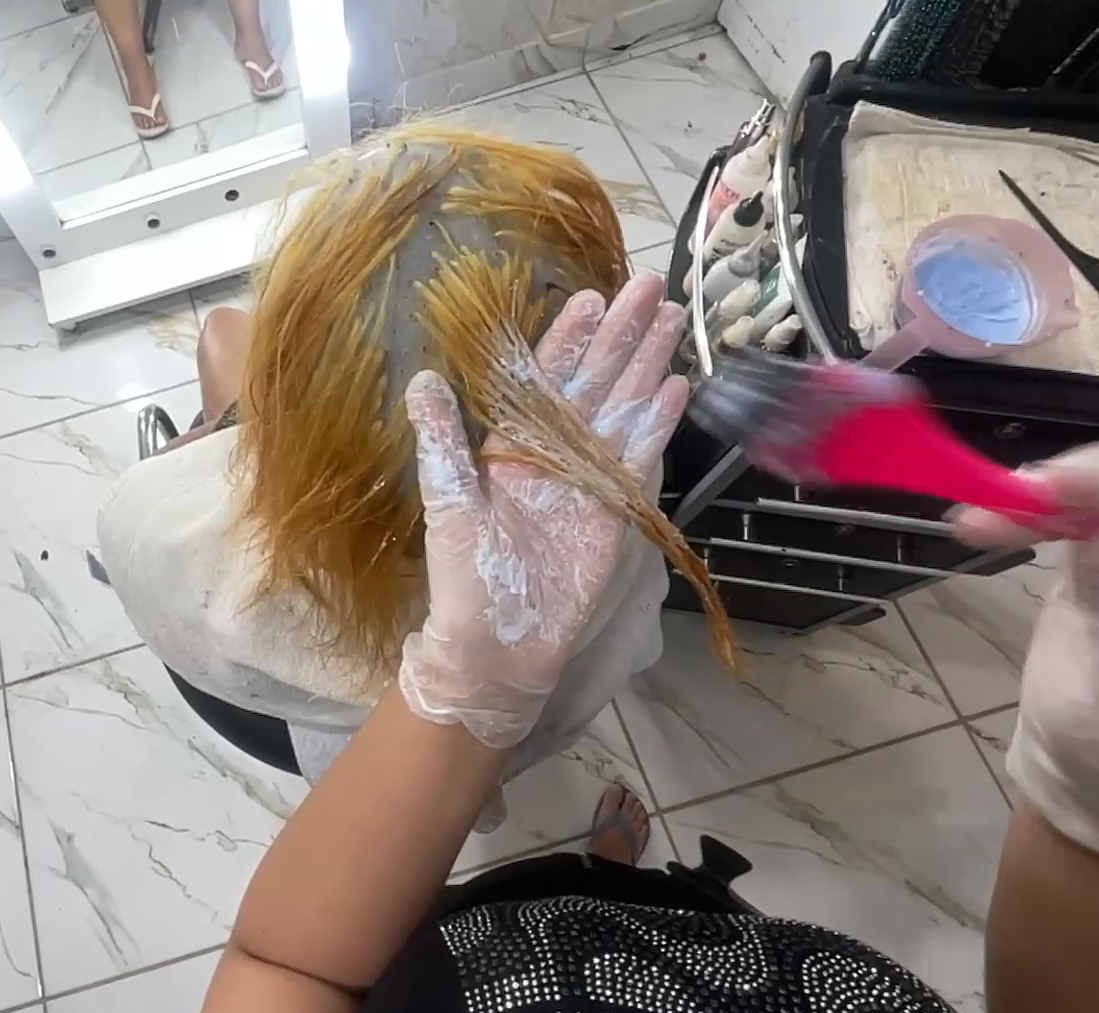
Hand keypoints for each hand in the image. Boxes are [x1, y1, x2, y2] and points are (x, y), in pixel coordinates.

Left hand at [398, 274, 689, 747]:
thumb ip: (441, 440)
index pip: (543, 380)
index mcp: (511, 447)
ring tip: (670, 320)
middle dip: (619, 337)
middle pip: (592, 384)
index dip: (567, 340)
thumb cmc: (466, 573)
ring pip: (622, 410)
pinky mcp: (615, 510)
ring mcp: (588, 480)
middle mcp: (553, 454)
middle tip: (647, 286)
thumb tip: (422, 377)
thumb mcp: (448, 501)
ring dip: (645, 366)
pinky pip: (639, 459)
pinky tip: (676, 385)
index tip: (588, 297)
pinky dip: (657, 424)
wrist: (498, 640)